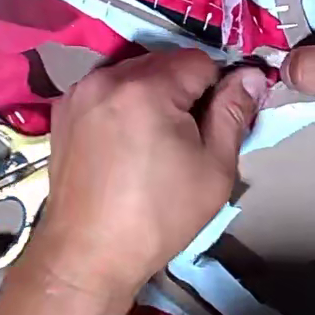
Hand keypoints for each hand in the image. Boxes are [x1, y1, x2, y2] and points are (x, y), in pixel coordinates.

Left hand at [22, 49, 266, 304]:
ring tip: (153, 140)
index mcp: (147, 88)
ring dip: (151, 91)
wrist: (87, 254)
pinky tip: (124, 141)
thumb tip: (251, 75)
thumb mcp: (214, 168)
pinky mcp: (63, 109)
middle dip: (182, 88)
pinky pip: (106, 88)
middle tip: (186, 136)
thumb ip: (234, 113)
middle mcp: (108, 77)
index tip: (215, 122)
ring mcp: (80, 91)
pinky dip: (122, 101)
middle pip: (164, 61)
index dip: (217, 87)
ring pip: (133, 71)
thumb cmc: (158, 216)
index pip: (200, 60)